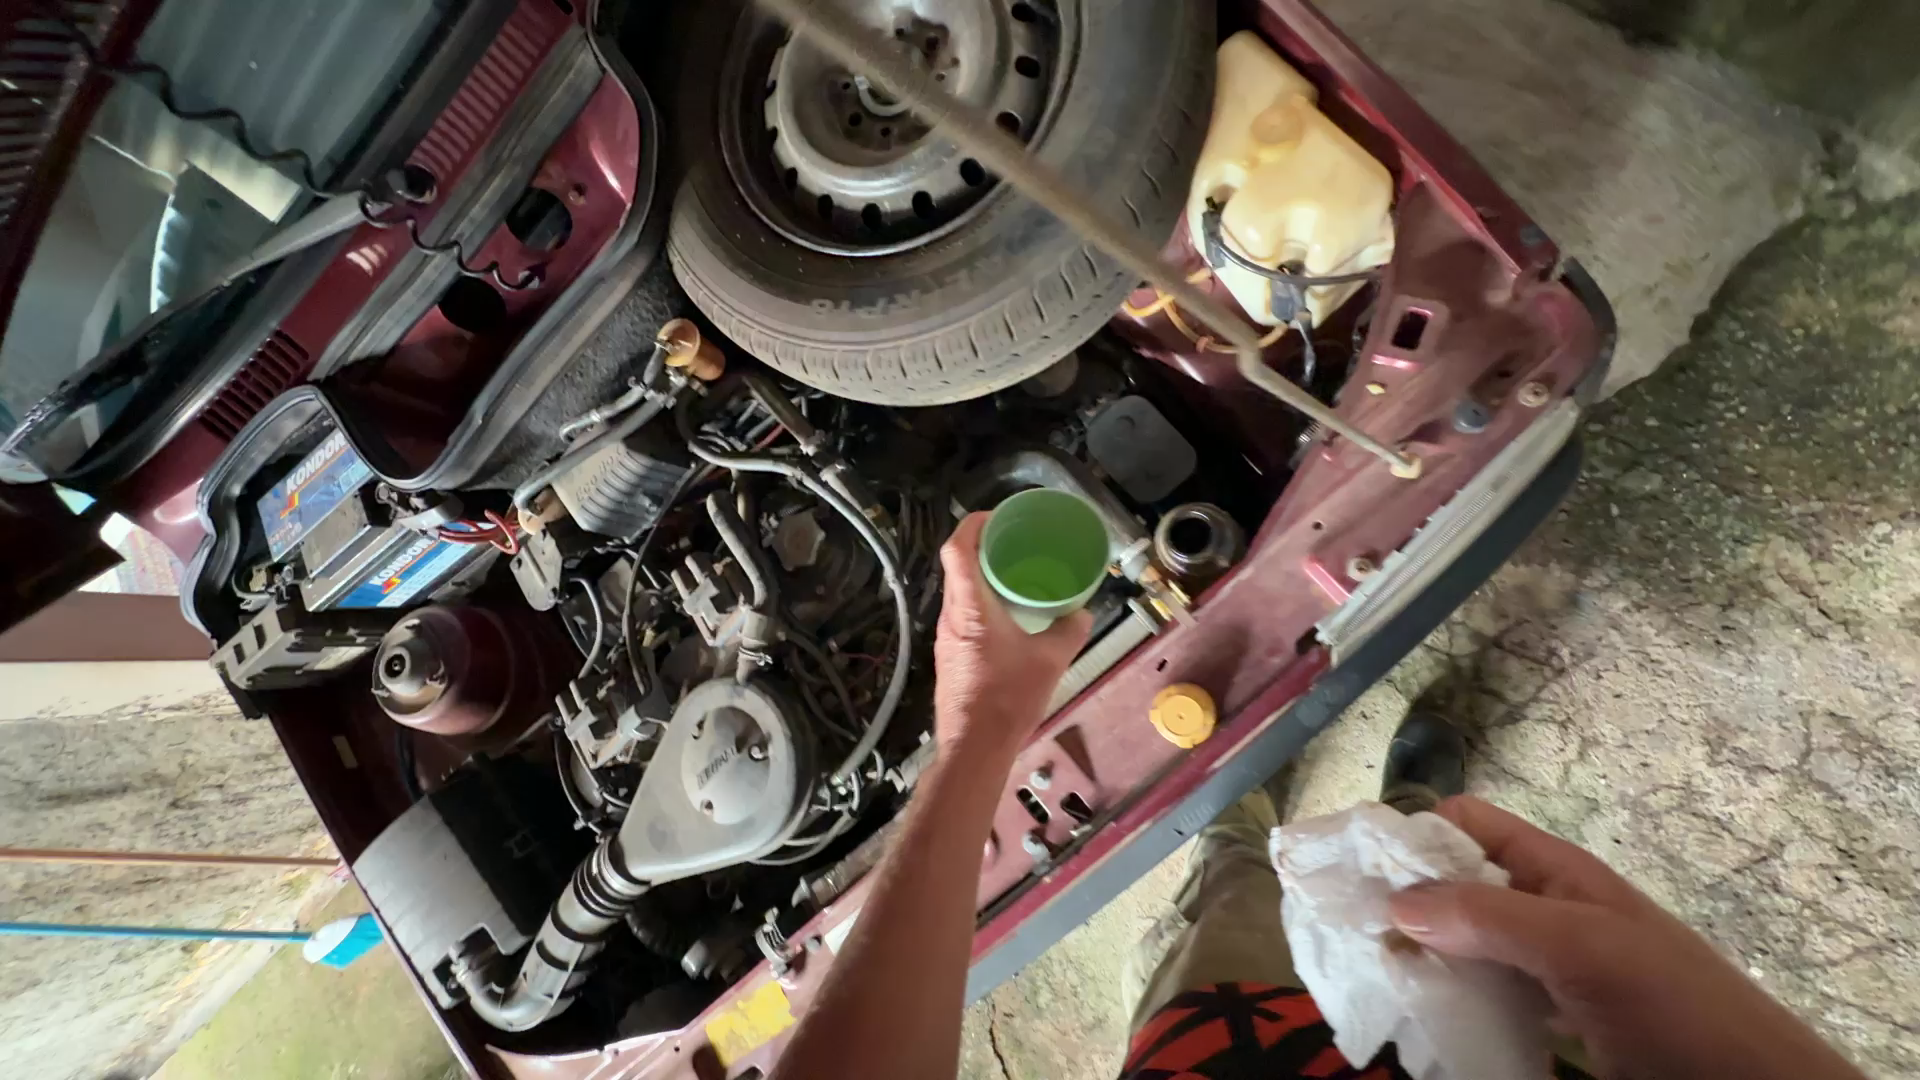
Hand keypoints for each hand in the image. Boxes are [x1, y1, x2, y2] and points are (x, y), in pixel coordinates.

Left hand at [933, 513, 1090, 755]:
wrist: (974, 747)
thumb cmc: (1009, 698)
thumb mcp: (1051, 661)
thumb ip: (1069, 631)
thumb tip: (1081, 613)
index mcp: (970, 607)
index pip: (956, 549)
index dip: (972, 524)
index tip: (996, 517)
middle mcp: (951, 616)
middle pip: (956, 567)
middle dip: (981, 547)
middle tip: (1013, 542)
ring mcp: (946, 637)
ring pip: (958, 593)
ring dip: (980, 577)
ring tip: (1013, 575)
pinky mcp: (949, 656)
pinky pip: (962, 615)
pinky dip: (980, 603)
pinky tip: (1006, 616)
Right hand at [1389, 797, 1866, 1079]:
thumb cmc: (1677, 1006)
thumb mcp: (1585, 947)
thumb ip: (1489, 916)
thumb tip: (1391, 901)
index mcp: (1549, 868)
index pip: (1461, 823)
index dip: (1413, 833)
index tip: (1364, 867)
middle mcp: (1536, 905)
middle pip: (1450, 880)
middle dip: (1402, 896)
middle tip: (1355, 924)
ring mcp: (1539, 962)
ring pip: (1457, 936)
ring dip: (1417, 947)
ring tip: (1377, 966)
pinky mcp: (1542, 1013)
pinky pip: (1476, 988)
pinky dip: (1444, 991)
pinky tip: (1422, 1006)